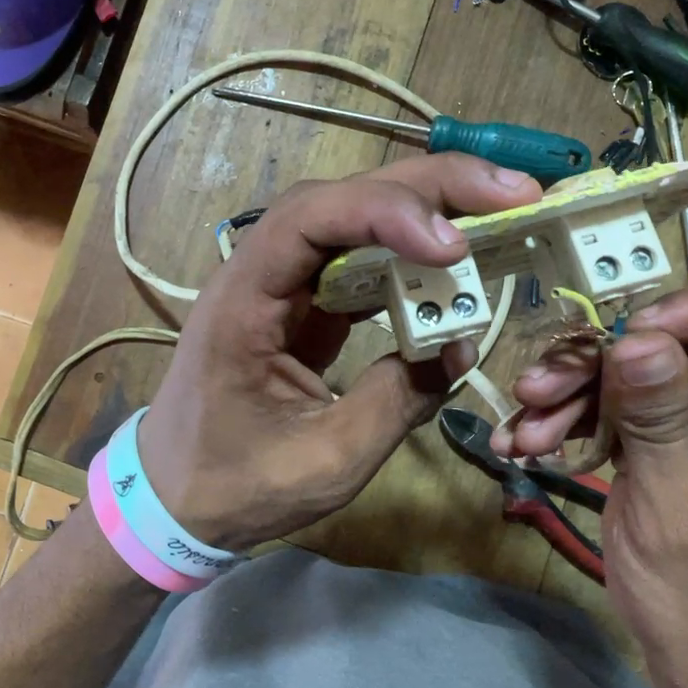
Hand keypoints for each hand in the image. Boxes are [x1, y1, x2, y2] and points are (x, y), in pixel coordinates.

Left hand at [136, 154, 542, 551]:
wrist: (173, 499)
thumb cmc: (233, 485)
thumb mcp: (325, 459)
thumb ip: (396, 401)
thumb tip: (459, 346)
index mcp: (243, 302)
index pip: (309, 219)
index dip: (383, 214)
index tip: (453, 246)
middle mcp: (259, 274)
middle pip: (339, 200)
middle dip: (427, 188)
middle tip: (514, 191)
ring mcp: (280, 286)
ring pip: (352, 221)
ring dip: (424, 211)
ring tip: (500, 212)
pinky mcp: (300, 306)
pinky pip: (357, 264)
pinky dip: (408, 257)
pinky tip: (453, 262)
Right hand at [492, 289, 687, 687]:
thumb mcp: (683, 518)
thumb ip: (661, 422)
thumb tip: (638, 334)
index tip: (629, 325)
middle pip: (685, 358)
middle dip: (605, 367)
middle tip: (538, 385)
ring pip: (640, 386)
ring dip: (573, 399)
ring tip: (521, 429)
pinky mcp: (668, 463)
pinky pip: (618, 422)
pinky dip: (570, 427)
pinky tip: (523, 446)